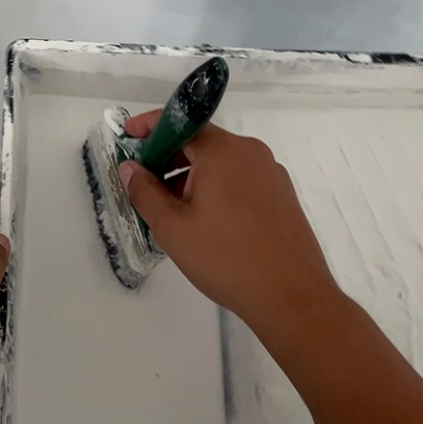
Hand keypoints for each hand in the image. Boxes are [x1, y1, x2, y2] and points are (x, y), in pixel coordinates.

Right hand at [119, 113, 344, 327]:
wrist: (294, 301)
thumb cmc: (227, 258)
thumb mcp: (173, 228)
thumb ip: (145, 192)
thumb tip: (130, 168)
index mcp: (223, 151)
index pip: (180, 122)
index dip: (149, 127)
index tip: (128, 137)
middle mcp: (250, 152)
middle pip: (200, 143)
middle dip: (168, 159)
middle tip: (146, 186)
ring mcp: (271, 174)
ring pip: (221, 163)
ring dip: (192, 177)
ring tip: (175, 213)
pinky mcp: (283, 196)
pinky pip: (240, 179)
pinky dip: (217, 189)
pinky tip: (208, 224)